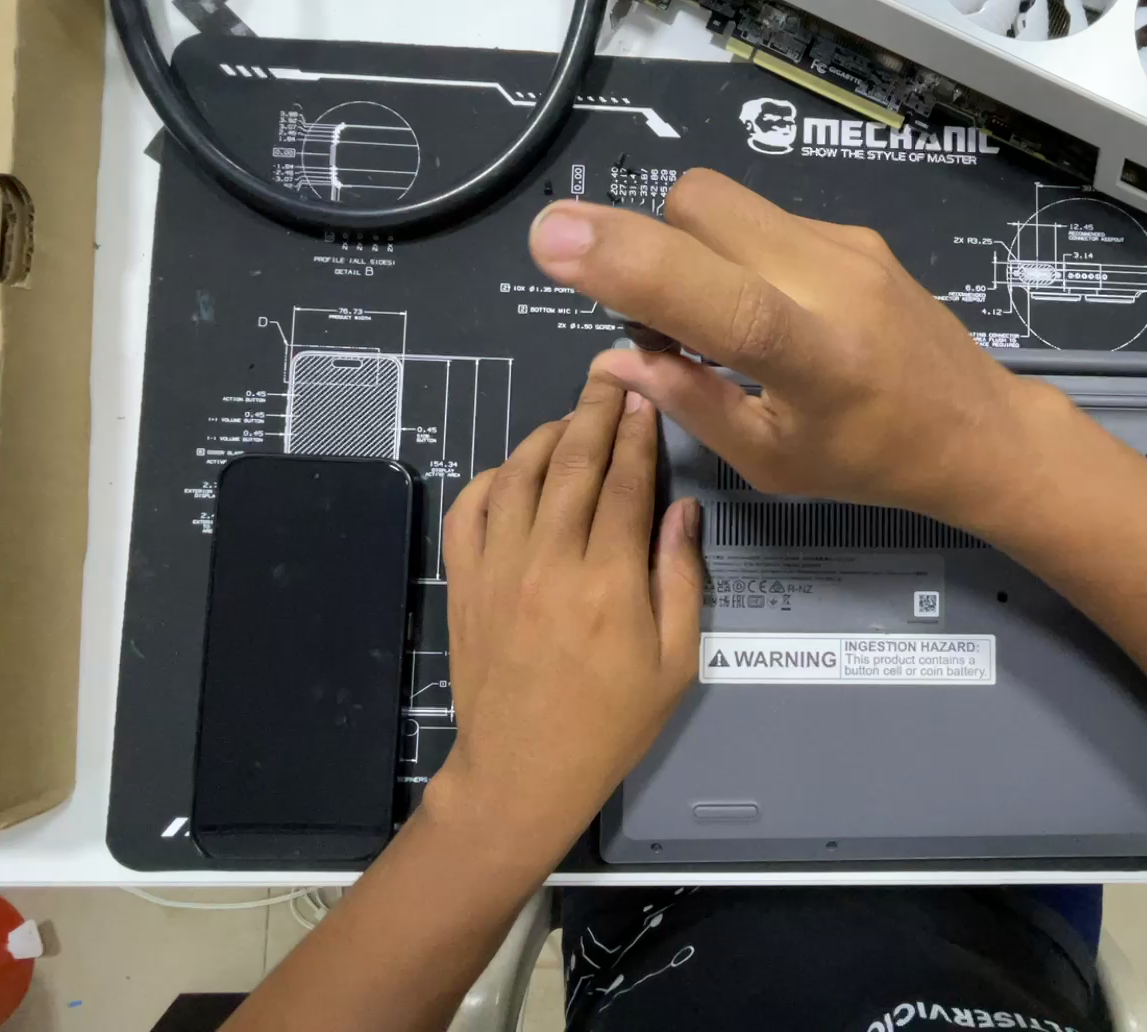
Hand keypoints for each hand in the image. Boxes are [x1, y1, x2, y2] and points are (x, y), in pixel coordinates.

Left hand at [427, 378, 702, 869]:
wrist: (523, 771)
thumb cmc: (612, 722)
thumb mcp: (676, 661)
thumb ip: (681, 578)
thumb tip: (682, 508)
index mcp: (609, 582)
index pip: (627, 485)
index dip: (638, 434)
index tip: (646, 397)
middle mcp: (549, 561)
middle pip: (573, 465)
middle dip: (595, 413)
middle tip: (611, 377)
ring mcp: (497, 567)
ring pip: (518, 474)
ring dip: (547, 435)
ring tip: (571, 418)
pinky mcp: (464, 580)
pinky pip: (469, 508)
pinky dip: (491, 476)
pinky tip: (515, 470)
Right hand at [528, 169, 1055, 524]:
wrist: (976, 428)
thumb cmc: (871, 462)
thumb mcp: (773, 461)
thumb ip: (691, 405)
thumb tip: (614, 358)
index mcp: (814, 358)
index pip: (715, 294)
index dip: (630, 263)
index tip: (552, 239)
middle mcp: (832, 280)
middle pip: (699, 206)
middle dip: (654, 250)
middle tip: (670, 321)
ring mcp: (848, 244)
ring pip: (726, 204)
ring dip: (694, 251)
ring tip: (722, 321)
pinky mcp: (857, 232)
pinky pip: (763, 218)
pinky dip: (736, 254)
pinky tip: (768, 308)